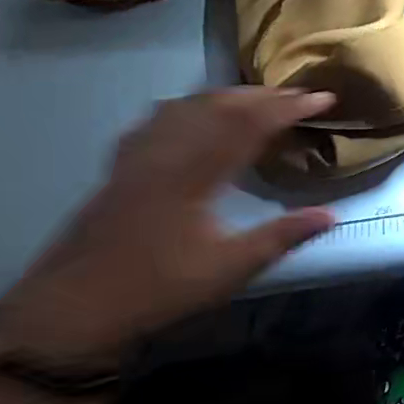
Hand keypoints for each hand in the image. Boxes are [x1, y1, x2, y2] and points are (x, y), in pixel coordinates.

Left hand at [0, 89, 338, 364]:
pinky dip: (188, 108)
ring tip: (256, 99)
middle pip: (217, 106)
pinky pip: (158, 120)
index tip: (323, 97)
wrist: (73, 309)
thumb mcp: (229, 269)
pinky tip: (194, 116)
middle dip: (262, 95)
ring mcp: (137, 158)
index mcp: (193, 174)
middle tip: (298, 94)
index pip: (249, 125)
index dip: (289, 107)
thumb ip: (281, 237)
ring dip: (226, 96)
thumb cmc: (158, 289)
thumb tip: (330, 215)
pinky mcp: (120, 169)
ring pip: (185, 106)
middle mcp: (164, 154)